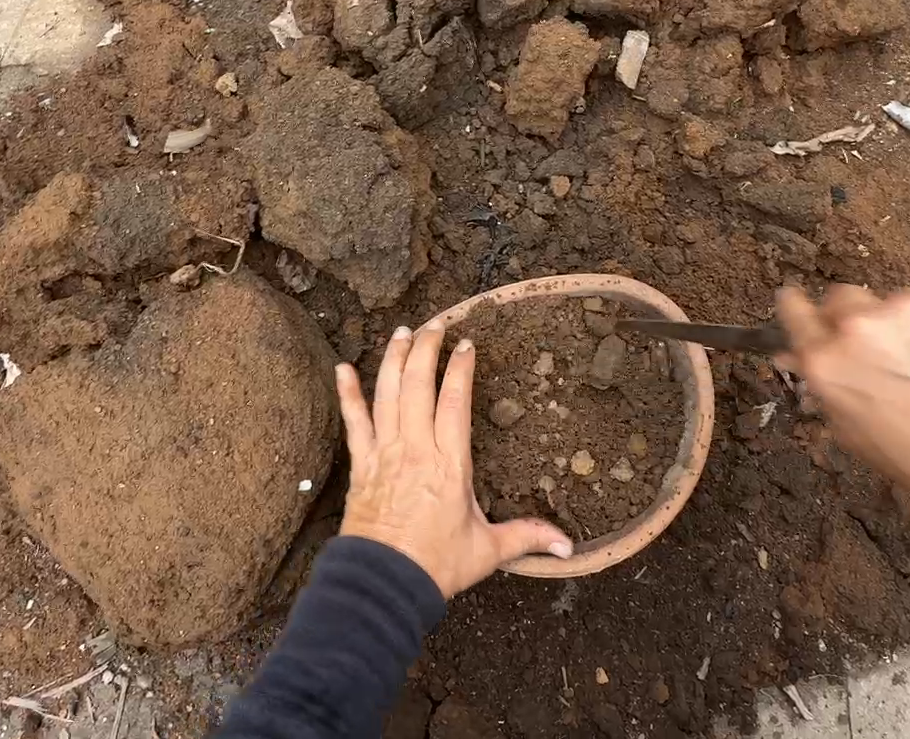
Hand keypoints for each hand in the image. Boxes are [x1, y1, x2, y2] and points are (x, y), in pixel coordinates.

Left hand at [336, 323, 573, 596]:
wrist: (381, 586)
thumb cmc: (435, 566)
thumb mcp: (487, 550)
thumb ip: (527, 537)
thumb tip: (568, 544)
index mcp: (449, 463)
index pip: (455, 401)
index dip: (460, 368)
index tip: (466, 344)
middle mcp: (415, 448)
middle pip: (419, 385)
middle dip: (426, 349)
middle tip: (434, 324)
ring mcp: (384, 453)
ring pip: (387, 394)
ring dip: (393, 359)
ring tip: (400, 332)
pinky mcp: (361, 465)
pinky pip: (353, 422)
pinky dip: (347, 394)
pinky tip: (342, 368)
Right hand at [778, 285, 909, 538]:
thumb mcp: (862, 437)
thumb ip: (828, 389)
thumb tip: (800, 356)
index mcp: (829, 362)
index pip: (793, 308)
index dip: (800, 310)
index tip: (805, 310)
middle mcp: (861, 326)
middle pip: (842, 299)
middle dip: (856, 319)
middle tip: (885, 352)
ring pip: (896, 303)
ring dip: (907, 325)